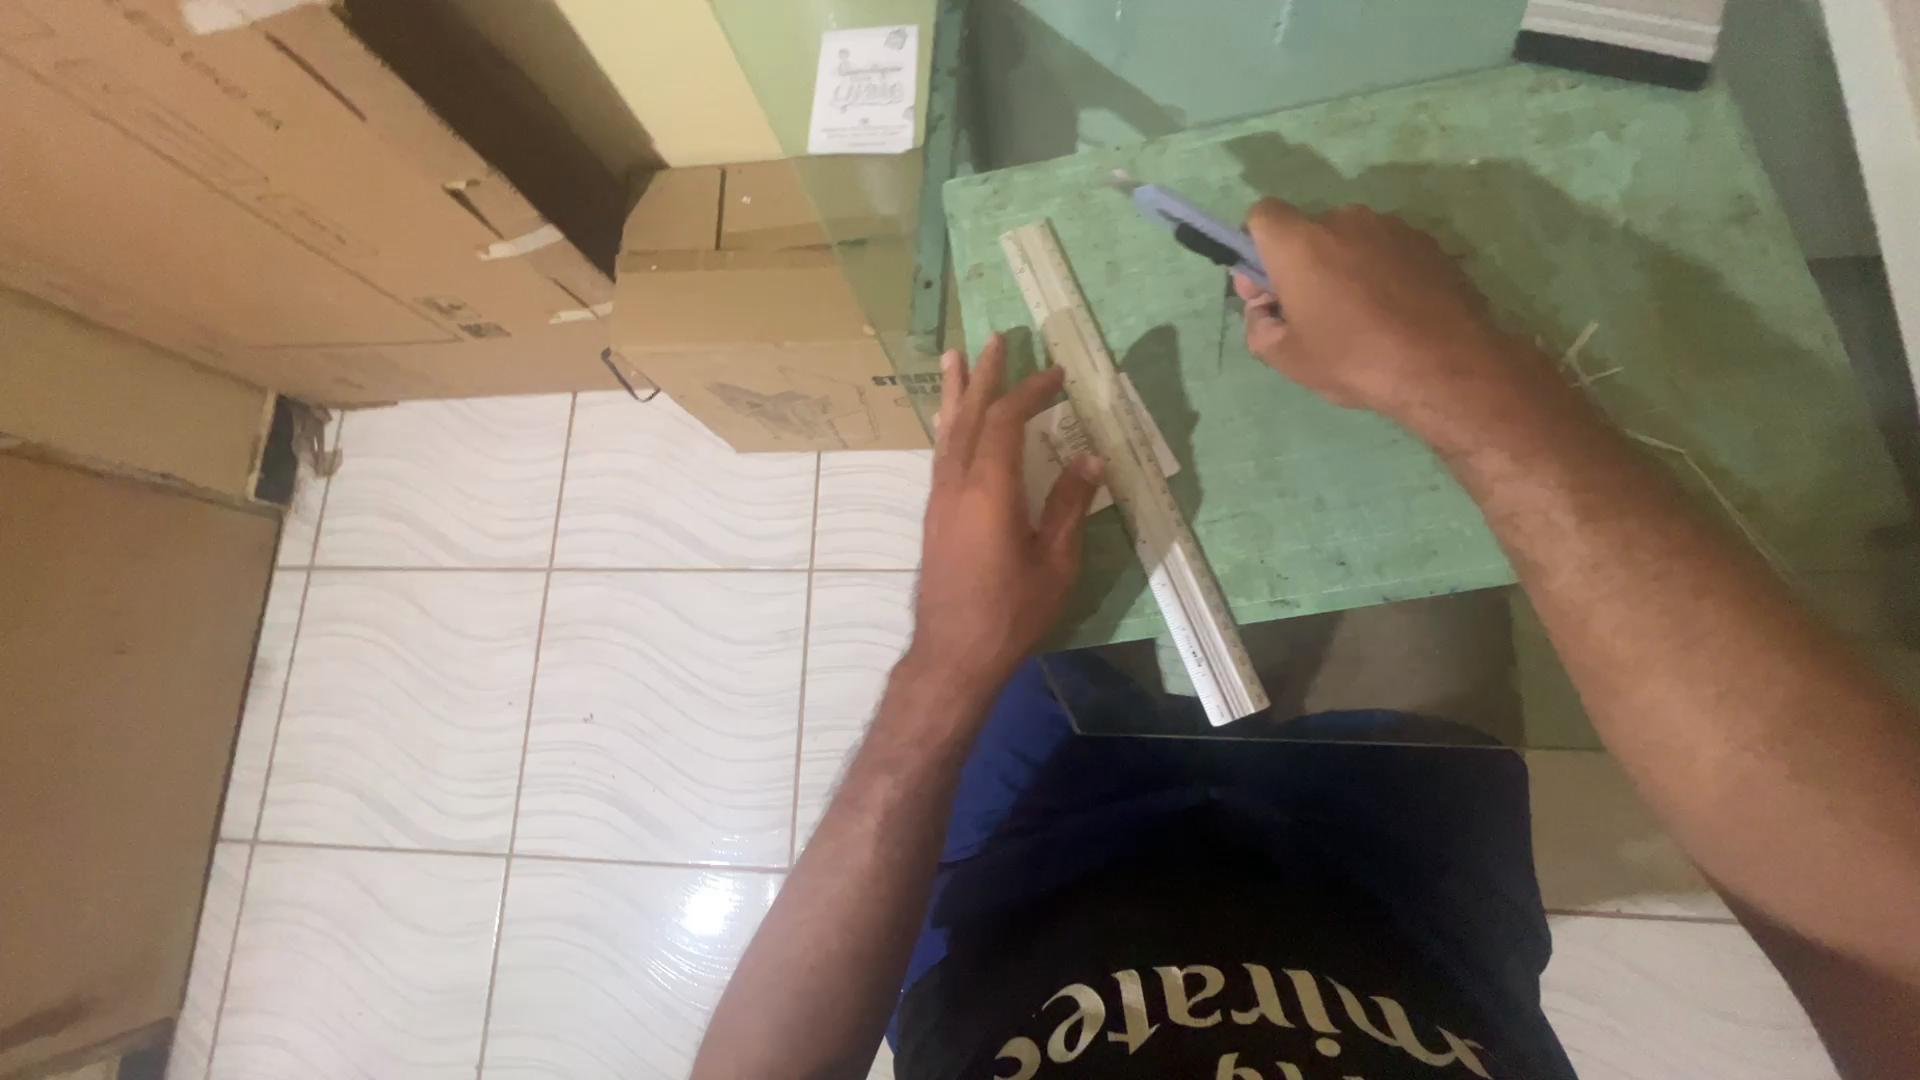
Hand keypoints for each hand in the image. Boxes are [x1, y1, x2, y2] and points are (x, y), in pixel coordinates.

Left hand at [903, 334, 1103, 697]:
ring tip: (953, 358)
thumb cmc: (1010, 612)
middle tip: (993, 339)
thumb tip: (1089, 458)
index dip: (1030, 391)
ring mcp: (939, 498)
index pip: (1006, 420)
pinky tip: (948, 423)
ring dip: (954, 393)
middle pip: (967, 414)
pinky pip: (940, 456)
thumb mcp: (1055, 563)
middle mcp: (956, 483)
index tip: (1055, 375)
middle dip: (982, 375)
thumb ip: (1068, 506)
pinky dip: (947, 428)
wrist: (953, 652)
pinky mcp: (933, 515)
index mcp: (990, 489)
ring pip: (946, 432)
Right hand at [1234, 198, 1545, 442]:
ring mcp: (1390, 227)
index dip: (1256, 248)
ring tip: (1354, 317)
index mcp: (1300, 244)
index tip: (1266, 287)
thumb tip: (1264, 307)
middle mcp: (1344, 220)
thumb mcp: (1284, 357)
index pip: (1261, 215)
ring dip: (1339, 269)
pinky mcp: (1426, 242)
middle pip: (1306, 232)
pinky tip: (1387, 314)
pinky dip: (1375, 273)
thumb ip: (1257, 324)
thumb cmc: (1351, 359)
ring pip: (1347, 241)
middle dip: (1299, 264)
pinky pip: (1383, 251)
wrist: (1444, 365)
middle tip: (1308, 313)